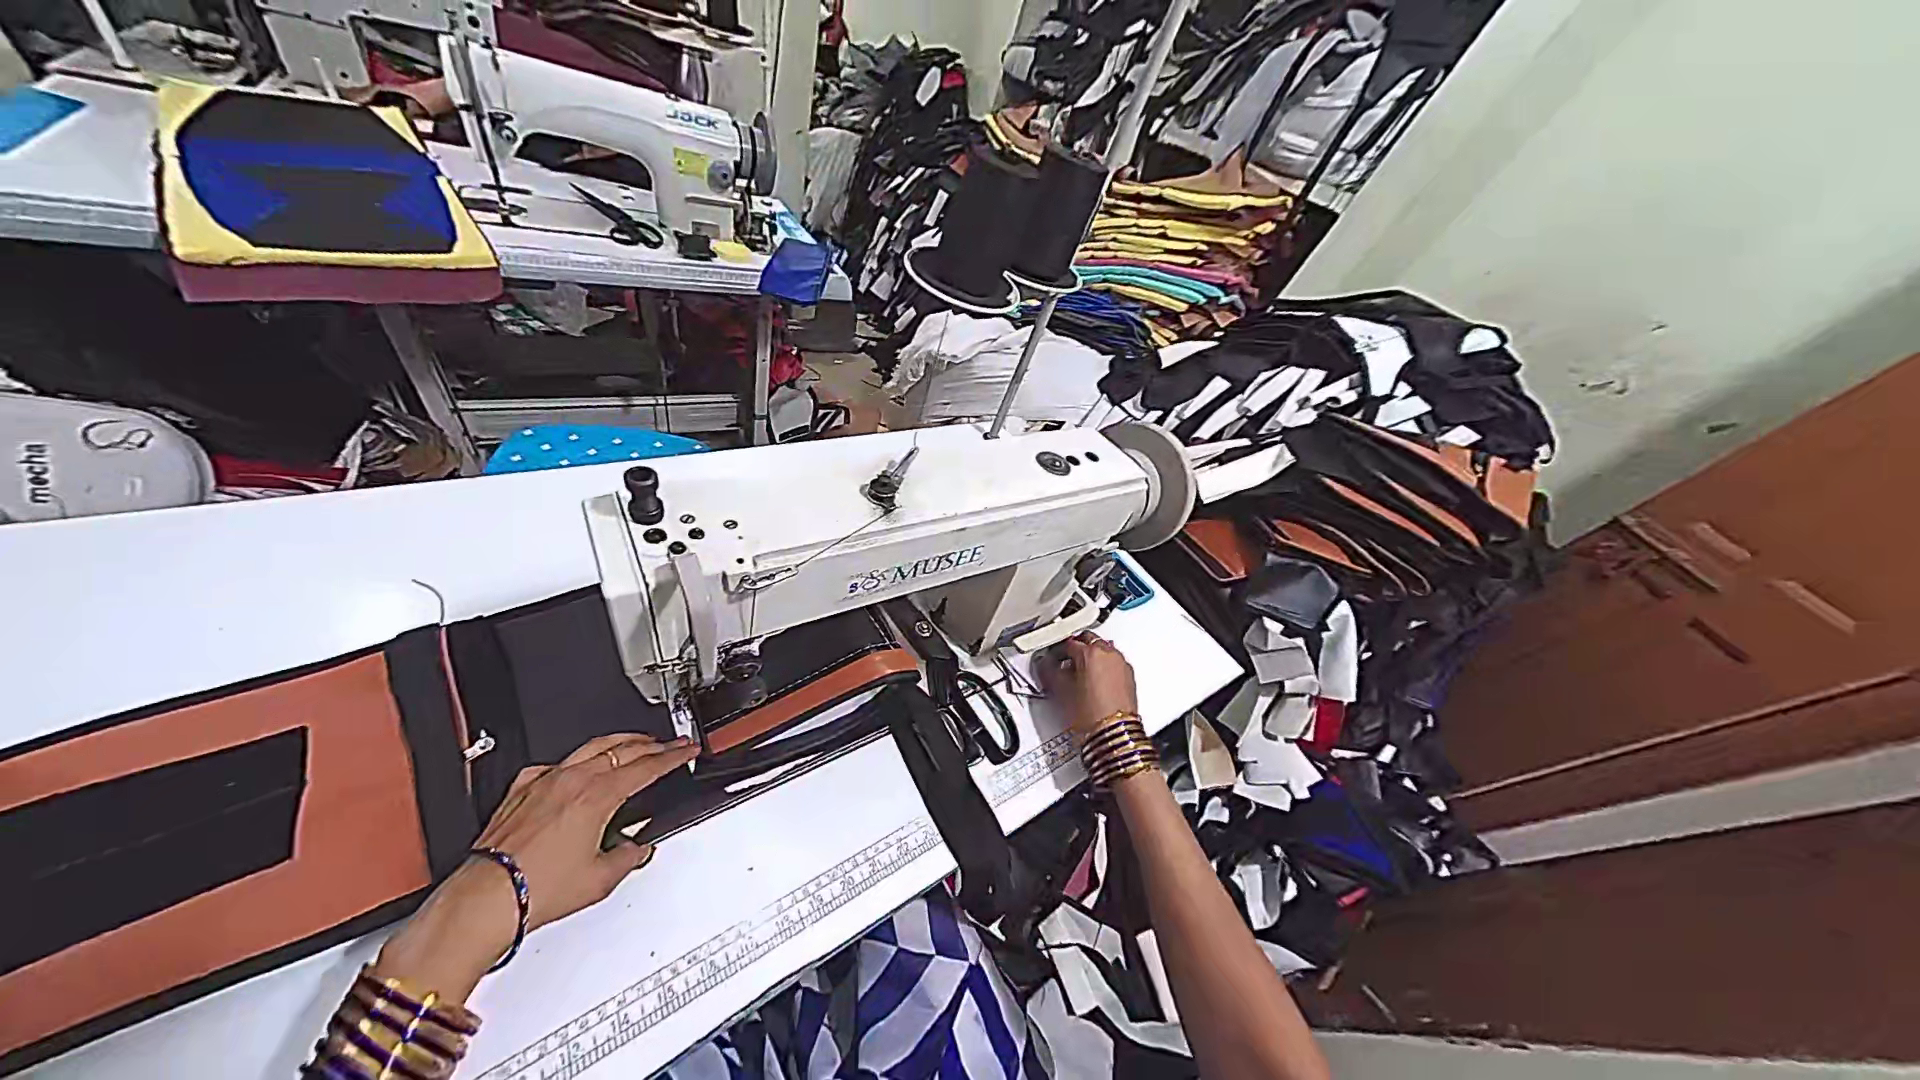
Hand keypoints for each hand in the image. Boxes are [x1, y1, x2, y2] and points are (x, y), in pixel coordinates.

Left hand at [372, 734, 698, 1002]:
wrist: (484, 900)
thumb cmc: (534, 889)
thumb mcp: (600, 878)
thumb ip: (629, 855)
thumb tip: (636, 849)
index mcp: (598, 795)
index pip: (648, 766)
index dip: (673, 756)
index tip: (686, 749)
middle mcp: (572, 780)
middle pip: (624, 748)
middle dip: (654, 744)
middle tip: (670, 744)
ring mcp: (545, 781)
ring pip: (592, 747)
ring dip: (621, 742)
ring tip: (635, 743)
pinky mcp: (522, 790)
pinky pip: (556, 763)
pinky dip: (577, 760)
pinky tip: (579, 766)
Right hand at [1040, 632, 1139, 737]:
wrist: (1114, 734)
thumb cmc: (1092, 716)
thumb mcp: (1060, 691)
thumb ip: (1050, 671)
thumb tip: (1046, 666)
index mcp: (1090, 653)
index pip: (1067, 642)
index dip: (1056, 650)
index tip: (1052, 658)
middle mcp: (1109, 654)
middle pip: (1088, 639)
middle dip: (1076, 647)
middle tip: (1065, 660)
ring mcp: (1121, 664)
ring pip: (1103, 650)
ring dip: (1091, 656)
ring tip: (1080, 673)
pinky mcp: (1129, 675)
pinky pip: (1113, 662)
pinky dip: (1103, 666)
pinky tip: (1094, 681)